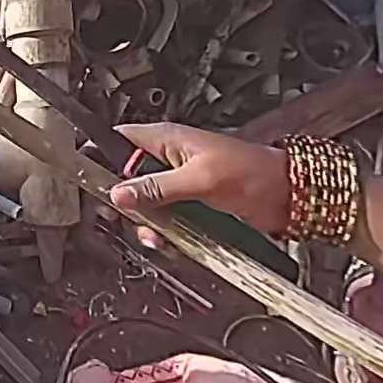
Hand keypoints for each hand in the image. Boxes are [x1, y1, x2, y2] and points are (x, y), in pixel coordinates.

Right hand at [107, 123, 291, 237]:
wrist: (293, 197)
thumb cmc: (254, 174)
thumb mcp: (201, 180)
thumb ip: (157, 187)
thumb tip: (120, 194)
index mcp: (164, 139)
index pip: (117, 139)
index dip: (99, 155)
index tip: (89, 179)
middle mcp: (166, 158)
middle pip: (125, 176)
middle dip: (125, 200)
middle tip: (124, 216)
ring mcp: (177, 182)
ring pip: (142, 202)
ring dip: (145, 223)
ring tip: (157, 237)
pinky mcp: (188, 204)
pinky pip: (163, 218)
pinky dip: (163, 233)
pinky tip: (171, 243)